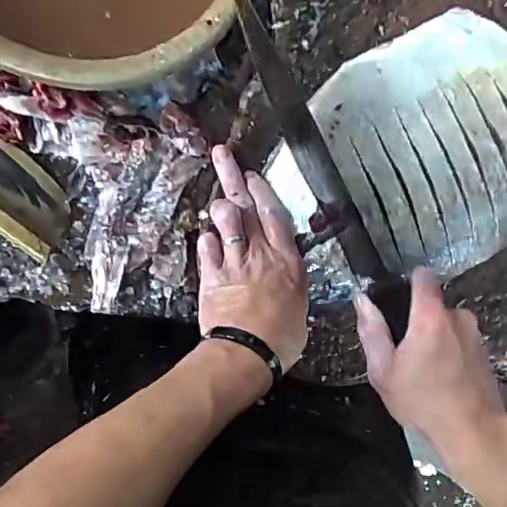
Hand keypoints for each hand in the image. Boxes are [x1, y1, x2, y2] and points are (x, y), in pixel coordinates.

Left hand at [199, 144, 308, 368]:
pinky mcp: (211, 278)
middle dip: (233, 177)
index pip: (274, 216)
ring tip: (218, 197)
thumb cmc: (282, 339)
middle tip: (221, 153)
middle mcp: (260, 256)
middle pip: (246, 208)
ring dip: (220, 206)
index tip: (253, 175)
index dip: (262, 192)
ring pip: (224, 223)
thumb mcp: (299, 309)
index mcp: (287, 262)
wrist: (248, 353)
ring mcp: (234, 264)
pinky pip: (206, 249)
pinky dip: (207, 240)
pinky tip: (208, 236)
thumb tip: (287, 283)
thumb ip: (291, 286)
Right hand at [354, 267, 506, 461]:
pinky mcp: (486, 352)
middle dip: (420, 324)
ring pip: (448, 327)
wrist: (472, 429)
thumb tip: (363, 301)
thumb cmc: (422, 402)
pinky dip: (451, 355)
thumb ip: (372, 332)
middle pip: (433, 307)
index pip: (423, 277)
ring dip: (436, 341)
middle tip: (405, 355)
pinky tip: (443, 381)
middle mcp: (458, 317)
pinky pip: (461, 343)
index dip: (409, 284)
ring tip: (425, 373)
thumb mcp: (384, 372)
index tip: (397, 303)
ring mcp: (476, 335)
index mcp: (431, 317)